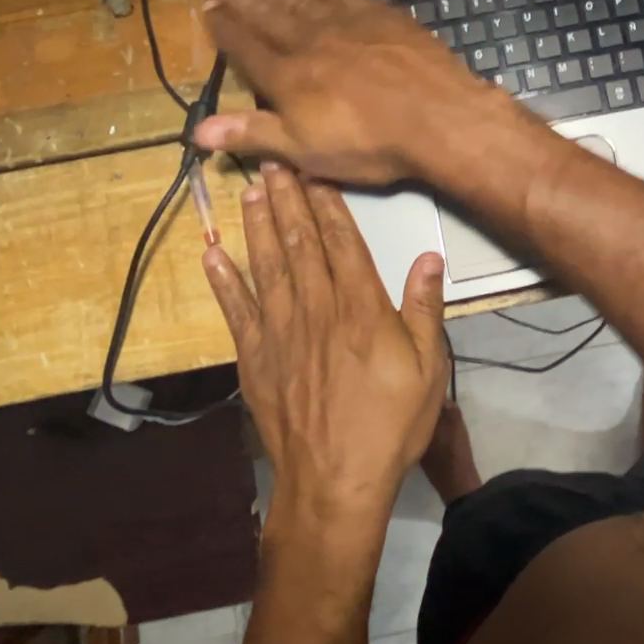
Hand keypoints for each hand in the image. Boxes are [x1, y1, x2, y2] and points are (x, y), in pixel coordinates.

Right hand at [194, 0, 525, 184]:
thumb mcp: (307, 152)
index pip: (244, 46)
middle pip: (266, 11)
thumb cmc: (371, 144)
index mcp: (288, 77)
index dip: (223, 26)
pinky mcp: (380, 15)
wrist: (437, 118)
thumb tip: (197, 132)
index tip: (205, 7)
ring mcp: (347, 23)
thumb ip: (254, 135)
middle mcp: (310, 40)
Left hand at [202, 164, 448, 519]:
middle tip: (272, 162)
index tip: (313, 169)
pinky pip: (235, 311)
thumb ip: (425, 309)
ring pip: (266, 267)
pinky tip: (213, 254)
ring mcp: (280, 333)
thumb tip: (429, 257)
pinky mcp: (255, 359)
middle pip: (299, 244)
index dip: (327, 203)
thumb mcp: (429, 367)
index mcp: (361, 309)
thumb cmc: (391, 422)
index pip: (342, 243)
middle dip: (286, 200)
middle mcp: (317, 309)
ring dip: (256, 227)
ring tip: (248, 191)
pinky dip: (224, 281)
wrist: (336, 480)